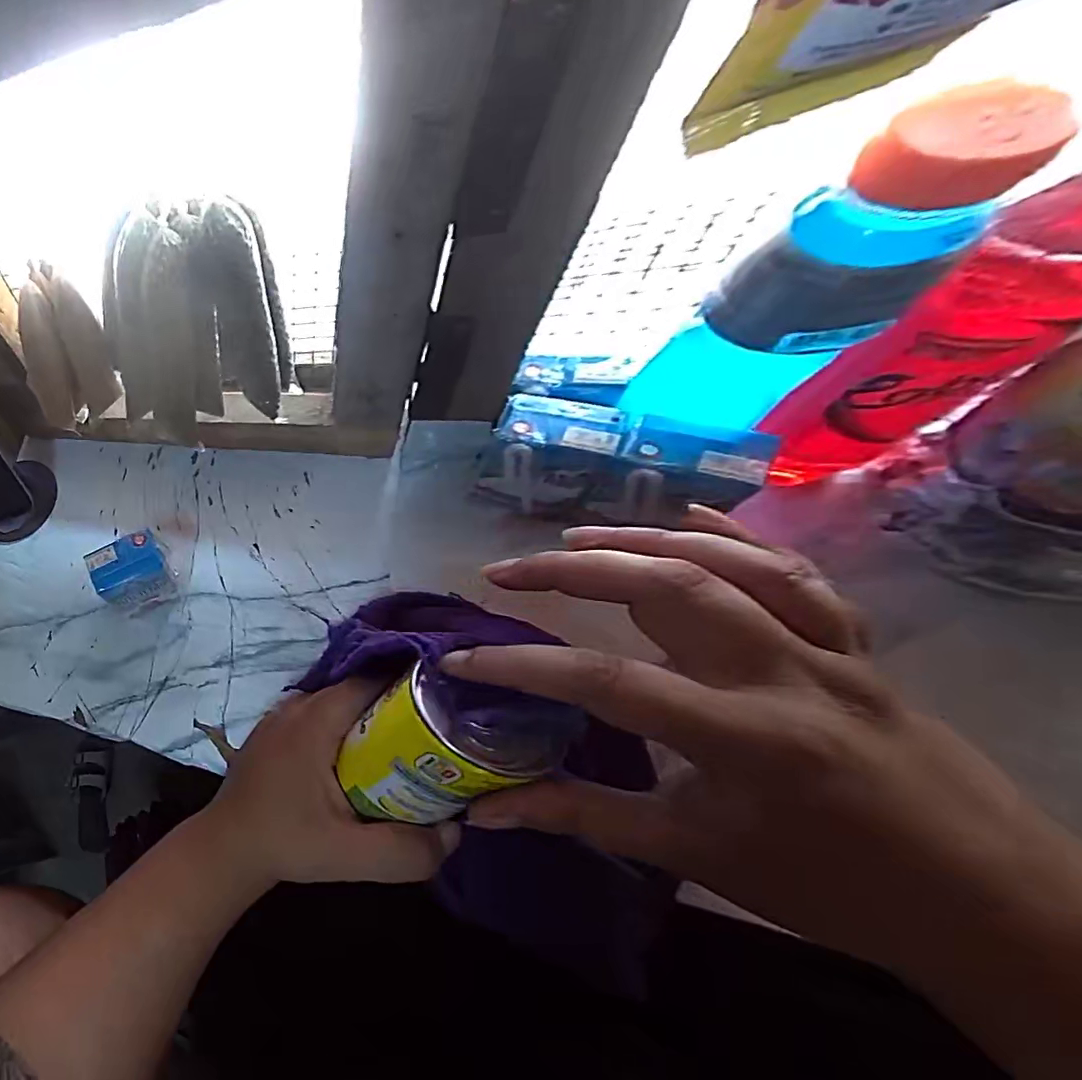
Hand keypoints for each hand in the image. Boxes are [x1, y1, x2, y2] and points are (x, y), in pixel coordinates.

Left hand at [197, 680, 457, 887]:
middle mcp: (295, 705)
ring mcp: (279, 715)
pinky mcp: (273, 731)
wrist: (227, 847)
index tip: (443, 711)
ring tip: (404, 750)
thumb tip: (455, 831)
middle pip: (356, 692)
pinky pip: (318, 716)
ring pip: (337, 705)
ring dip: (368, 722)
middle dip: (395, 710)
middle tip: (432, 739)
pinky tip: (360, 760)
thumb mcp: (353, 856)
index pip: (371, 682)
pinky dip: (343, 729)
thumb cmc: (287, 842)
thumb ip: (409, 849)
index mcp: (314, 718)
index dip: (410, 691)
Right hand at [446, 508, 1081, 1073]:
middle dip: (573, 571)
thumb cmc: (829, 886)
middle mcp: (787, 676)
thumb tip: (486, 811)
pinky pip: (794, 573)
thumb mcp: (691, 852)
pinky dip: (734, 538)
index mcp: (745, 738)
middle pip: (669, 590)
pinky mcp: (856, 646)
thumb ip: (580, 816)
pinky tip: (685, 519)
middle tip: (508, 571)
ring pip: (729, 565)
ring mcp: (830, 652)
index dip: (521, 667)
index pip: (606, 681)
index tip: (460, 660)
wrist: (997, 908)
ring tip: (573, 540)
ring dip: (641, 541)